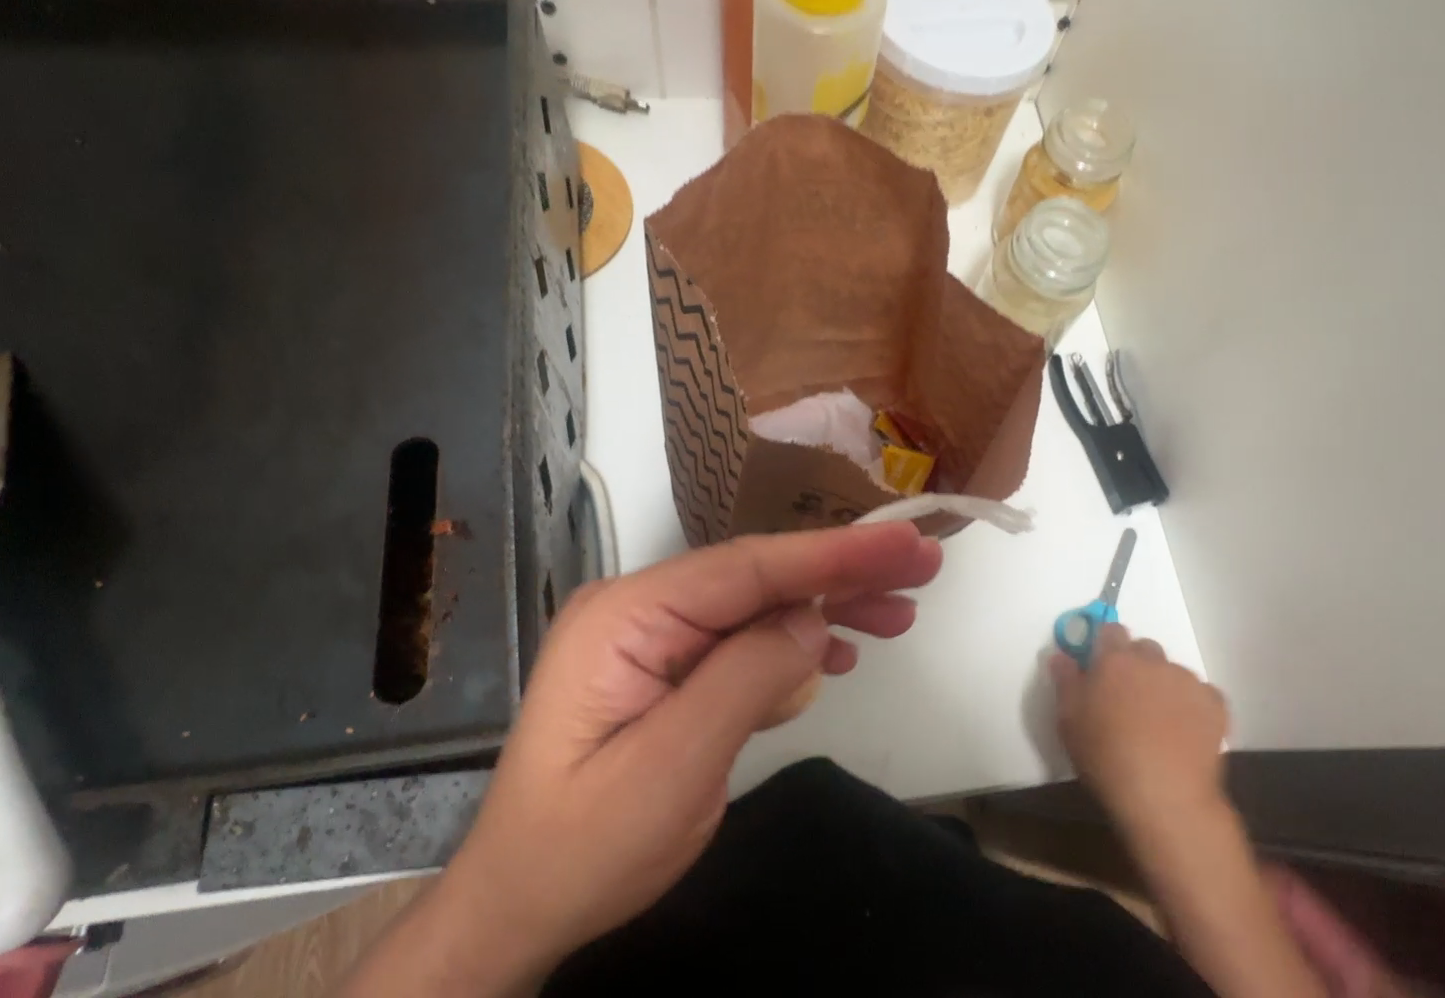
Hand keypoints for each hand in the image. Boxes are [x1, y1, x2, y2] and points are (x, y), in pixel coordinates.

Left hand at [443, 522, 941, 971]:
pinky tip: (836, 655)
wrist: (520, 903)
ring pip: (756, 609)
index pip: (746, 567)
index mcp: (626, 616)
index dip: (833, 552)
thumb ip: (746, 679)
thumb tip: (812, 621)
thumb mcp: (674, 767)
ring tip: (898, 617)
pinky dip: (792, 649)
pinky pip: (740, 646)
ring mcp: (649, 641)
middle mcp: (637, 611)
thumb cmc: (587, 844)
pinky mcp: (665, 673)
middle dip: (840, 573)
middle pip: (757, 578)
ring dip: (825, 611)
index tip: (905, 541)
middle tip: (923, 568)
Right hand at [1050, 624, 1228, 826]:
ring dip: (1163, 684)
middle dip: (1135, 664)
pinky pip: (1201, 693)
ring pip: (1172, 671)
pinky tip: (1185, 730)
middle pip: (1144, 648)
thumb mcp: (1068, 722)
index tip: (1100, 667)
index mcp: (1114, 660)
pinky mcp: (1215, 704)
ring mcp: (1187, 681)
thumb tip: (1061, 656)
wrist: (1164, 795)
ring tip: (1158, 720)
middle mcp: (1153, 662)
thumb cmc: (1105, 756)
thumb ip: (1065, 682)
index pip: (1110, 630)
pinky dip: (1192, 704)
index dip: (1105, 645)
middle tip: (1127, 697)